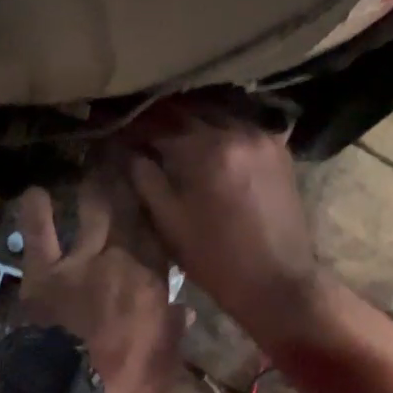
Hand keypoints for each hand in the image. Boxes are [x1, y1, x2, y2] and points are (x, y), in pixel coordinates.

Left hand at [15, 180, 190, 392]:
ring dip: (95, 189)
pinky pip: (39, 233)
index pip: (161, 241)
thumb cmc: (124, 384)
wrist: (70, 391)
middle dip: (133, 188)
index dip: (161, 217)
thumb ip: (175, 333)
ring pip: (92, 212)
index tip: (161, 196)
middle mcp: (121, 261)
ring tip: (96, 171)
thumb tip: (188, 310)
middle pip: (131, 215)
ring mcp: (81, 262)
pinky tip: (34, 192)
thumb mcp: (164, 365)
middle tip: (132, 164)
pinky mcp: (44, 271)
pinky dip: (35, 211)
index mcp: (154, 284)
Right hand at [126, 110, 322, 331]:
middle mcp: (237, 131)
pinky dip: (220, 126)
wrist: (278, 282)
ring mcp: (262, 137)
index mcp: (206, 151)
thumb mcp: (170, 224)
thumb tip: (126, 151)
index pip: (159, 124)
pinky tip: (207, 139)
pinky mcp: (279, 149)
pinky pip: (242, 125)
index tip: (113, 124)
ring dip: (191, 117)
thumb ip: (146, 180)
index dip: (133, 124)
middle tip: (139, 124)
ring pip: (218, 112)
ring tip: (170, 128)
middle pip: (190, 111)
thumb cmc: (216, 260)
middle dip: (161, 116)